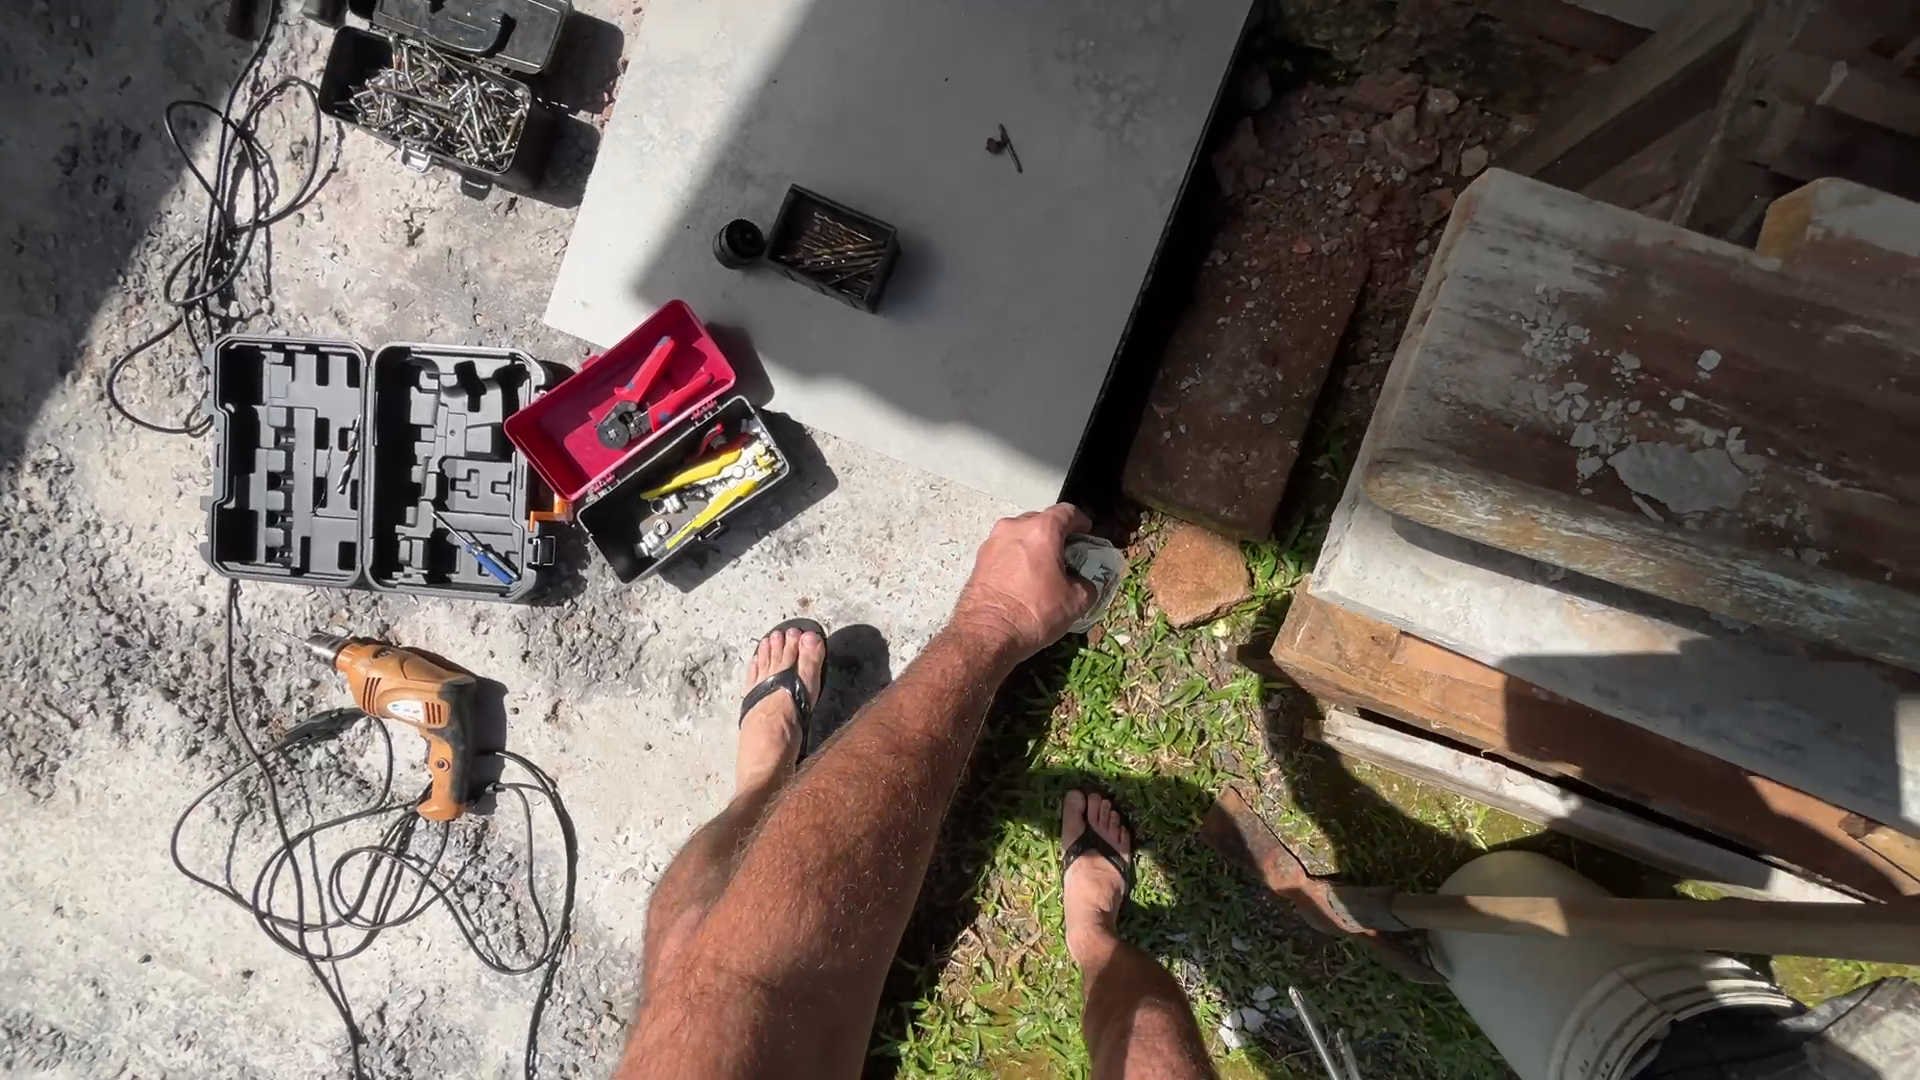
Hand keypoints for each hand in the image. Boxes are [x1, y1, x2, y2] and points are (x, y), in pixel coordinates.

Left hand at [951, 504, 1098, 658]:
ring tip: (1043, 568)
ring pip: (1020, 535)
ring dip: (1034, 546)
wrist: (987, 634)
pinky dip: (1016, 557)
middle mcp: (1014, 528)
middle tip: (1067, 554)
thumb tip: (1085, 584)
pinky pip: (1005, 550)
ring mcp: (992, 542)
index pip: (1066, 512)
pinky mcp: (979, 559)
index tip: (1087, 532)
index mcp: (1041, 531)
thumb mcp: (1075, 602)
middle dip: (1056, 534)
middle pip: (1040, 520)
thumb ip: (1087, 585)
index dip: (1081, 521)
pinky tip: (1023, 578)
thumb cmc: (1033, 612)